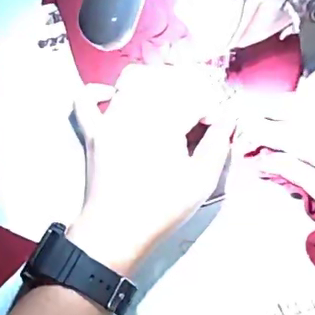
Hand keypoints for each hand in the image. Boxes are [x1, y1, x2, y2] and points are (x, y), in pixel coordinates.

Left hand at [68, 64, 232, 275]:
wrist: (116, 232)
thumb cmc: (160, 209)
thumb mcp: (202, 180)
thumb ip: (218, 144)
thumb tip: (227, 121)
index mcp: (165, 122)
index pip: (196, 97)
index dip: (212, 111)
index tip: (216, 128)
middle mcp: (135, 112)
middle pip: (166, 83)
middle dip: (188, 94)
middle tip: (198, 119)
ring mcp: (110, 120)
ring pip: (132, 82)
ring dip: (155, 86)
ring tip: (169, 107)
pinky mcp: (93, 133)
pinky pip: (87, 100)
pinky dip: (97, 91)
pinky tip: (113, 94)